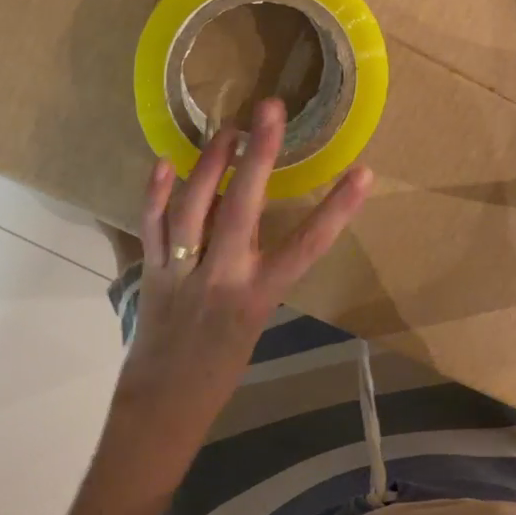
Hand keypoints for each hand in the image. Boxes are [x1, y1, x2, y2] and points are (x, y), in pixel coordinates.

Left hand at [110, 98, 371, 457]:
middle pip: (242, 209)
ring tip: (226, 129)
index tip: (364, 174)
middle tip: (269, 109)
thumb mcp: (252, 323)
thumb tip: (245, 219)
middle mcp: (222, 278)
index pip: (306, 248)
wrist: (164, 405)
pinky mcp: (152, 271)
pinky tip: (164, 161)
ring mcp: (182, 272)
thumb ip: (253, 271)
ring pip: (192, 207)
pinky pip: (151, 225)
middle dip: (258, 155)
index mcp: (257, 298)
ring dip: (209, 164)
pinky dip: (155, 192)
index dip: (337, 210)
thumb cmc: (219, 370)